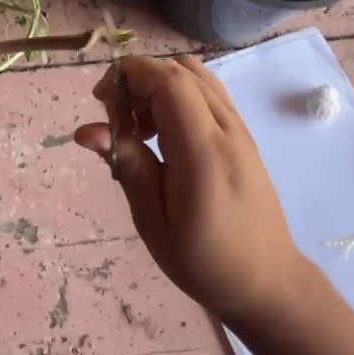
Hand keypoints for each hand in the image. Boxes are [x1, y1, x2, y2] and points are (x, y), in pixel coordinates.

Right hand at [73, 54, 312, 323]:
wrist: (268, 283)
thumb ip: (128, 167)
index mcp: (203, 152)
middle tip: (114, 120)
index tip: (101, 104)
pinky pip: (207, 92)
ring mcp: (239, 129)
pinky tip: (163, 130)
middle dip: (137, 80)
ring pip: (194, 76)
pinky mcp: (242, 135)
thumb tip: (86, 130)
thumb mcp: (154, 223)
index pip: (168, 81)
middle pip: (178, 71)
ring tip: (138, 126)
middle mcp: (226, 130)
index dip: (129, 76)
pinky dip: (177, 94)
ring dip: (157, 86)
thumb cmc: (204, 262)